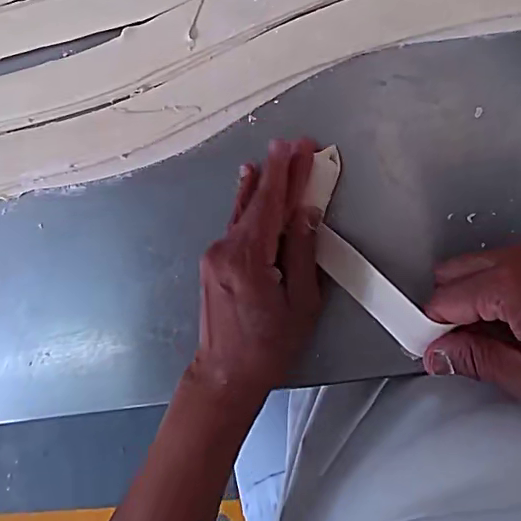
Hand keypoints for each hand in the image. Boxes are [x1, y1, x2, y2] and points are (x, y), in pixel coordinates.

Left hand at [185, 138, 324, 405]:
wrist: (224, 375)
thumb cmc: (269, 347)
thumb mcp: (302, 303)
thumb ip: (302, 252)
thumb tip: (306, 213)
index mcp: (249, 259)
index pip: (274, 204)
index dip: (290, 174)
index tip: (302, 149)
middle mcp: (226, 249)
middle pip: (259, 201)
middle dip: (279, 170)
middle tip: (297, 144)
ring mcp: (215, 253)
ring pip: (244, 209)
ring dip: (264, 182)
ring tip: (277, 156)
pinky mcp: (214, 260)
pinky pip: (235, 223)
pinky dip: (248, 201)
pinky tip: (250, 182)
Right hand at [421, 246, 520, 432]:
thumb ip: (478, 361)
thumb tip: (439, 353)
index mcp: (508, 285)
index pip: (440, 299)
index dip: (430, 332)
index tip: (435, 360)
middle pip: (454, 274)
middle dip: (448, 312)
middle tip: (465, 358)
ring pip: (481, 271)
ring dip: (475, 305)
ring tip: (500, 352)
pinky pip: (510, 272)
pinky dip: (501, 298)